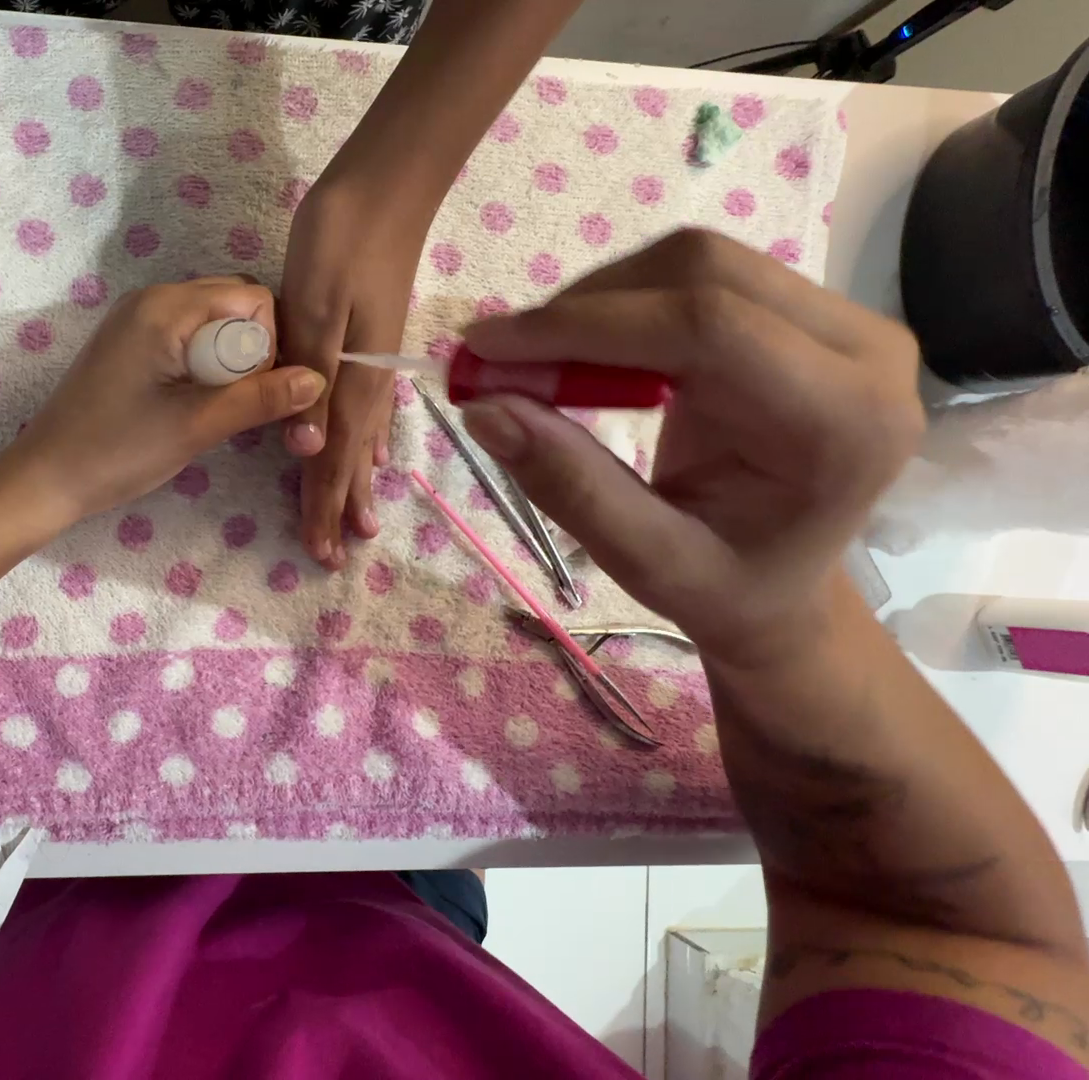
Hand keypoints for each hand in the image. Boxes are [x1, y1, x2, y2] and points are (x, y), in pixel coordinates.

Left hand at [4, 277, 326, 523]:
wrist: (45, 478)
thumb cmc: (117, 451)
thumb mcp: (194, 426)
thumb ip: (258, 399)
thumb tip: (316, 379)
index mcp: (166, 307)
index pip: (252, 299)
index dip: (271, 344)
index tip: (261, 393)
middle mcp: (152, 298)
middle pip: (233, 306)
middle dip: (252, 352)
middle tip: (242, 404)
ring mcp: (136, 319)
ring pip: (211, 325)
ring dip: (228, 362)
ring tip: (219, 408)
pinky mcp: (129, 344)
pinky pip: (185, 338)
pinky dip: (203, 365)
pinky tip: (195, 403)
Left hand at [279, 173, 426, 569]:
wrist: (387, 181)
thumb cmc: (341, 238)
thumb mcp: (316, 308)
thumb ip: (312, 378)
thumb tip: (308, 447)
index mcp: (352, 375)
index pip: (333, 455)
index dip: (324, 502)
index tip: (321, 549)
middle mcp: (368, 376)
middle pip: (352, 454)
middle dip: (341, 502)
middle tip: (339, 551)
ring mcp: (372, 357)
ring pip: (363, 434)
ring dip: (358, 479)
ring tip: (362, 517)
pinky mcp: (369, 339)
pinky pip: (368, 406)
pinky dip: (366, 438)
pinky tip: (368, 449)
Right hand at [458, 229, 924, 666]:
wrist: (785, 585)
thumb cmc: (723, 586)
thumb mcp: (641, 560)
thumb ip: (569, 485)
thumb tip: (483, 408)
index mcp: (839, 420)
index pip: (704, 326)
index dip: (581, 326)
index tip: (482, 348)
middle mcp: (859, 349)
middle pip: (701, 273)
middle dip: (580, 309)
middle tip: (497, 362)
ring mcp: (837, 322)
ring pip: (693, 262)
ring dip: (592, 303)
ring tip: (533, 364)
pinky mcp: (801, 315)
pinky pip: (694, 279)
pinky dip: (615, 306)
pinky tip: (577, 354)